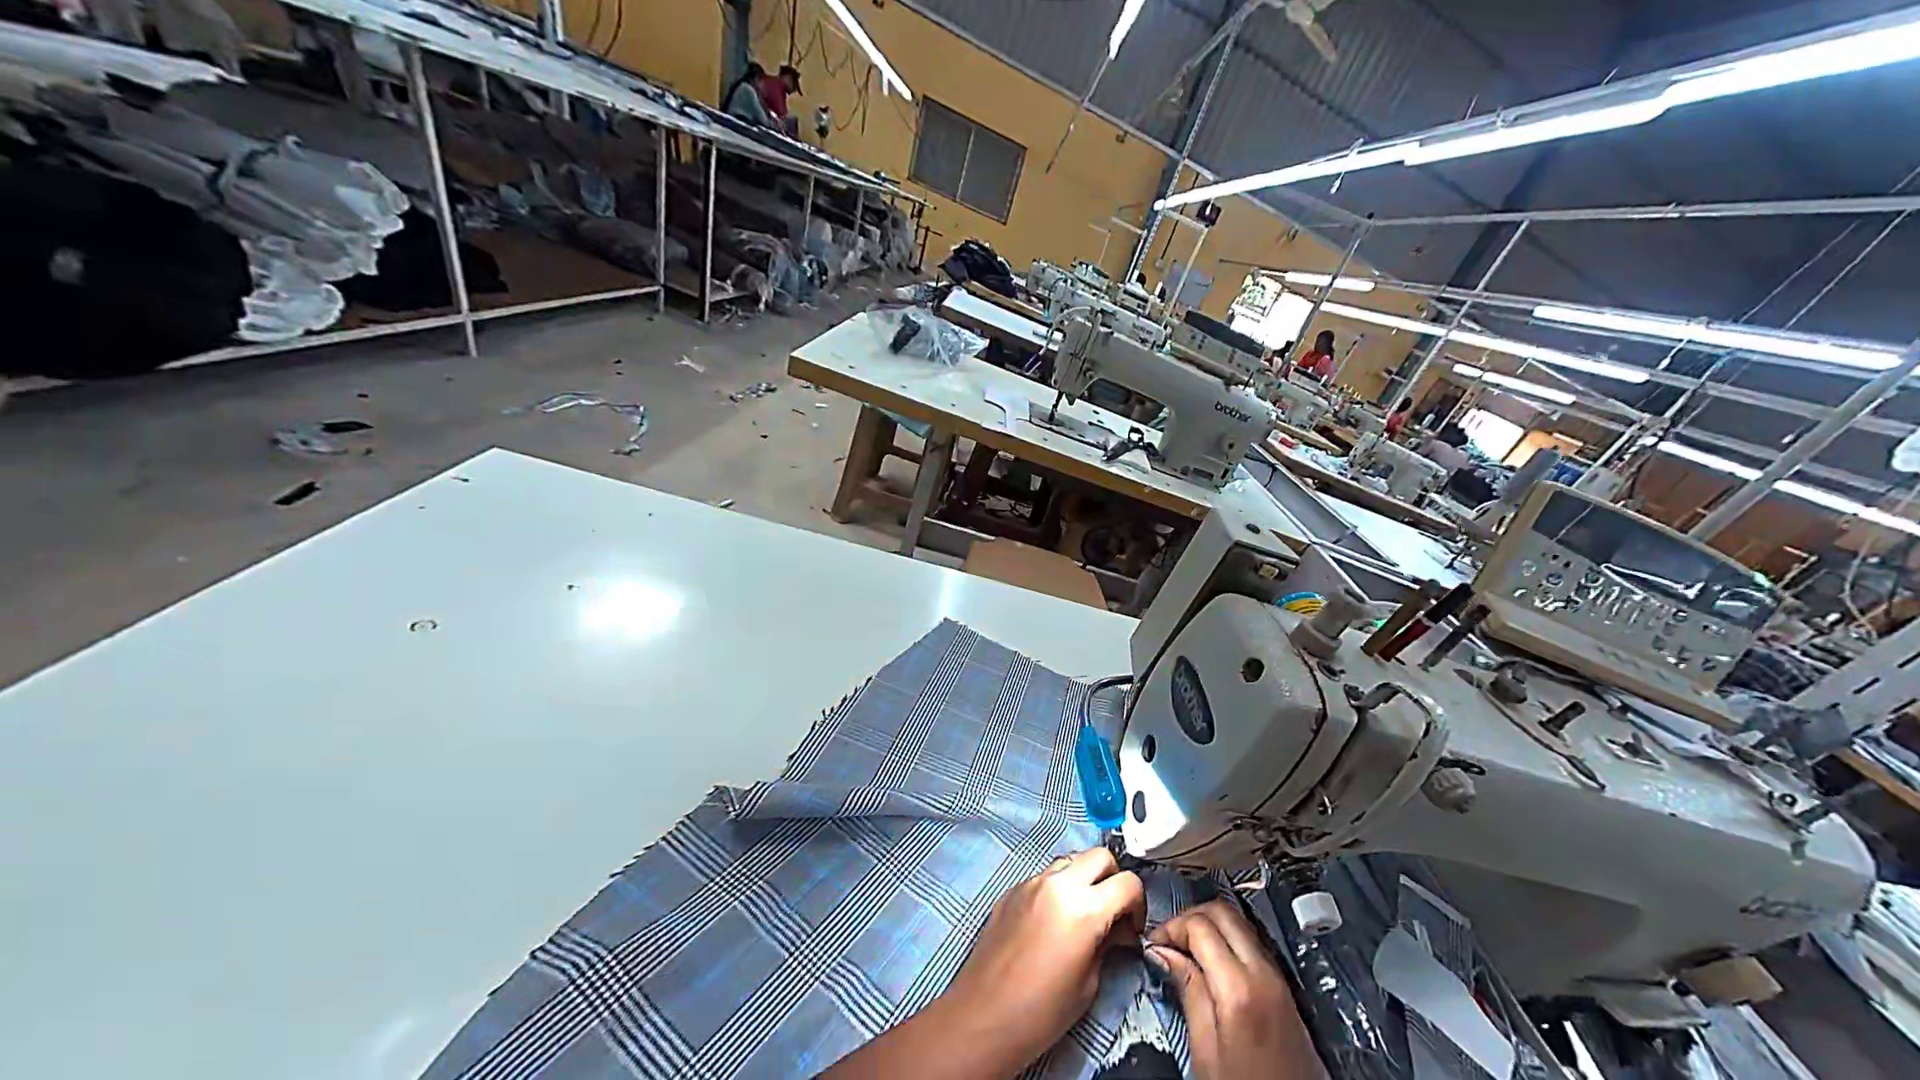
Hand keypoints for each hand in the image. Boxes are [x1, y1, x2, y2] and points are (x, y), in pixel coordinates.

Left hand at [940, 847, 1145, 1067]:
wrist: (984, 1015)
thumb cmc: (1040, 1011)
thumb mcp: (1089, 981)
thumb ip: (1108, 943)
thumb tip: (1119, 929)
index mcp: (1083, 908)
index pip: (1128, 883)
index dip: (1138, 905)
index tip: (1132, 926)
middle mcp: (1056, 884)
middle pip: (1100, 856)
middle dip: (1114, 879)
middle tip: (1113, 912)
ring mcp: (1031, 883)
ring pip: (1070, 861)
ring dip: (1084, 879)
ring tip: (1083, 915)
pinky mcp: (1012, 890)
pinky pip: (1045, 876)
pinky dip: (1059, 888)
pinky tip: (1055, 921)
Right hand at [1147, 900, 1326, 1079]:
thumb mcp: (1206, 1050)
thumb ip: (1187, 992)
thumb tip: (1164, 954)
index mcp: (1240, 989)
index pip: (1199, 925)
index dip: (1170, 927)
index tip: (1155, 944)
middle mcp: (1265, 976)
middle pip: (1222, 912)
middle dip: (1190, 917)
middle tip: (1168, 940)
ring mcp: (1279, 981)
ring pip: (1239, 923)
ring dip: (1209, 926)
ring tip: (1186, 951)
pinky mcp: (1286, 991)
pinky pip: (1252, 945)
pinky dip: (1227, 940)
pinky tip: (1210, 964)